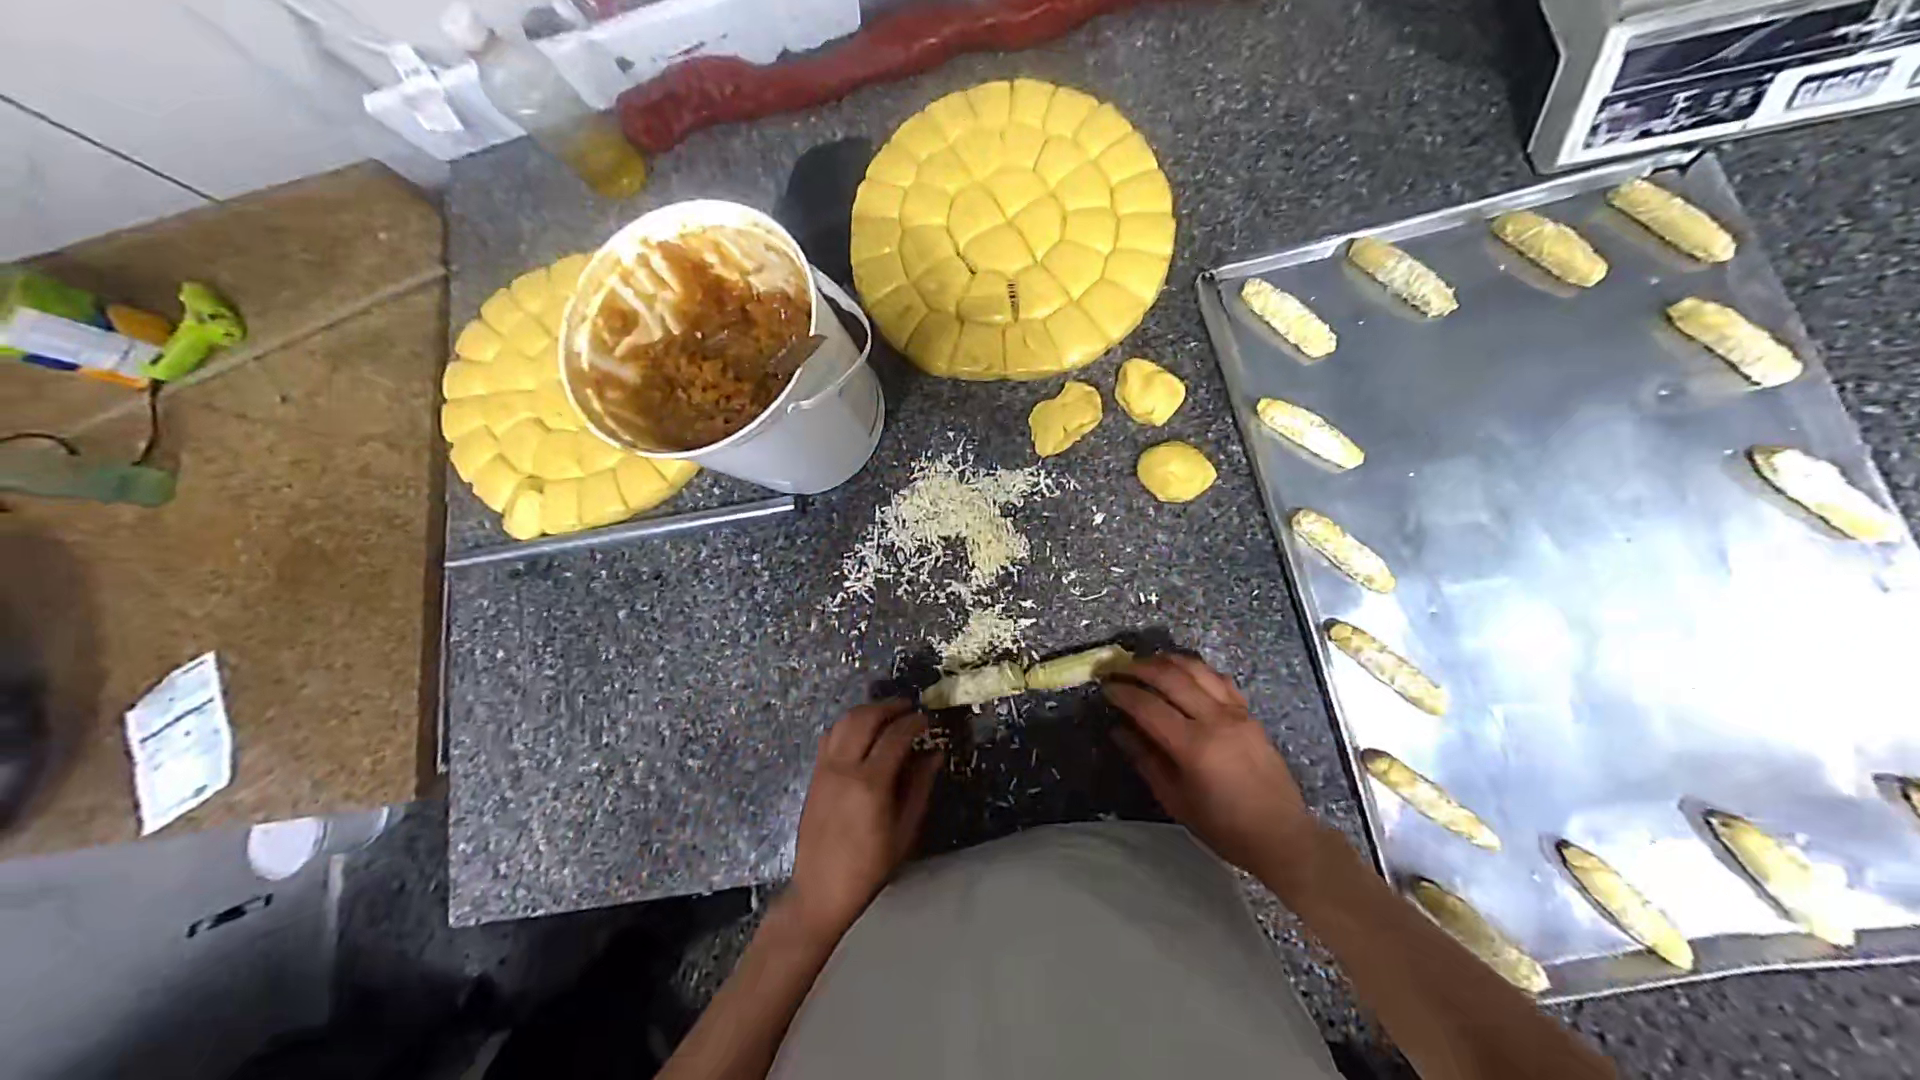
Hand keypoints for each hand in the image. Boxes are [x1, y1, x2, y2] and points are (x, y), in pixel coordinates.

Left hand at [785, 699, 942, 939]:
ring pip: (844, 721)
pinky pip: (830, 735)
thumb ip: (919, 786)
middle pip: (866, 718)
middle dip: (890, 707)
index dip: (914, 722)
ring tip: (887, 715)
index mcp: (871, 784)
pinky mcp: (814, 774)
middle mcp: (844, 768)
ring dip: (868, 711)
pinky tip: (862, 732)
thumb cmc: (870, 867)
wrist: (822, 890)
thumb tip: (934, 753)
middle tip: (909, 709)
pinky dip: (848, 725)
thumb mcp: (905, 830)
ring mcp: (825, 768)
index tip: (927, 720)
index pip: (896, 736)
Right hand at [1103, 654, 1320, 893]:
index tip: (1105, 688)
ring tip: (1146, 663)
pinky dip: (1196, 670)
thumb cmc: (1223, 826)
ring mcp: (1236, 712)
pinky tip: (1183, 672)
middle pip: (1171, 677)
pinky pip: (1219, 679)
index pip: (1148, 706)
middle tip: (1119, 670)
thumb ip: (1145, 760)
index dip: (1122, 693)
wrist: (1280, 834)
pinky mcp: (1249, 713)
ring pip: (1197, 669)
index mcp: (1193, 746)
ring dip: (1167, 661)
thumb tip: (1119, 730)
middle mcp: (1215, 720)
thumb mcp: (1175, 799)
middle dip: (1140, 668)